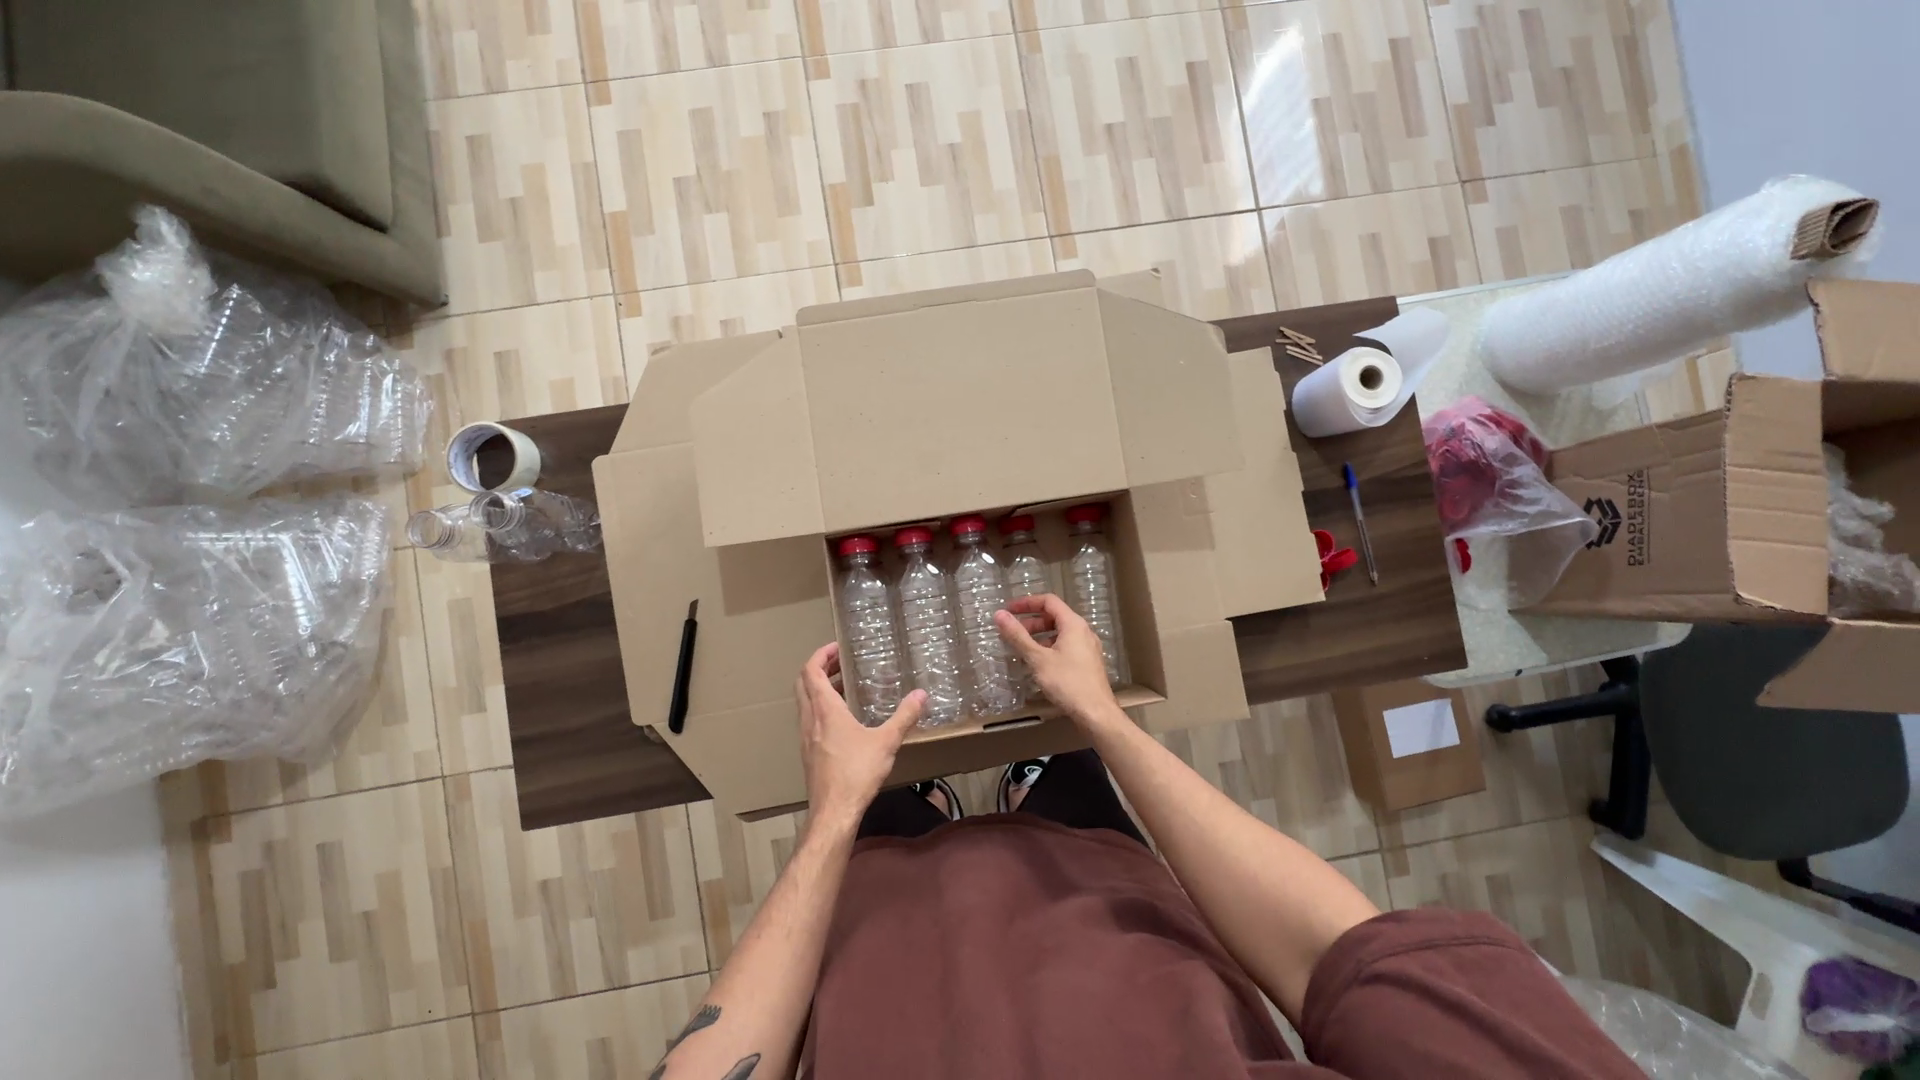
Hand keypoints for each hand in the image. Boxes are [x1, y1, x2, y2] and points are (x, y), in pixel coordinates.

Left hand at [796, 642, 926, 826]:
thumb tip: (921, 694)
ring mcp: (806, 737)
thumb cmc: (857, 772)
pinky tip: (844, 719)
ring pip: (805, 702)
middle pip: (804, 683)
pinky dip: (822, 708)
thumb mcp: (886, 741)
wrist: (834, 811)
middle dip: (820, 668)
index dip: (821, 654)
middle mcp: (810, 718)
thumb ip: (904, 716)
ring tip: (845, 686)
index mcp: (824, 709)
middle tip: (842, 662)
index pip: (811, 670)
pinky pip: (810, 720)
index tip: (837, 647)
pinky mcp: (809, 752)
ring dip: (820, 688)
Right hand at [994, 594, 1120, 727]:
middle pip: (1055, 616)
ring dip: (1040, 636)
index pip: (1049, 601)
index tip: (1009, 610)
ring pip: (1060, 633)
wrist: (1096, 712)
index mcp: (1073, 624)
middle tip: (1013, 632)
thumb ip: (1017, 636)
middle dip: (1032, 621)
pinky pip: (1066, 646)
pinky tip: (1038, 664)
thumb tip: (999, 614)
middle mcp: (1084, 631)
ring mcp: (1088, 647)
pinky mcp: (1088, 662)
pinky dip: (1049, 648)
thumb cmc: (1067, 682)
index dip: (1027, 602)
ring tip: (1022, 649)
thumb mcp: (1037, 658)